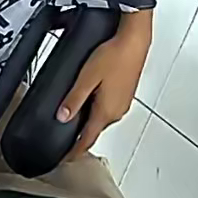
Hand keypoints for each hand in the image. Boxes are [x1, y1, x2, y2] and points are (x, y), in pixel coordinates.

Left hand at [58, 11, 150, 159]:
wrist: (135, 40)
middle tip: (65, 134)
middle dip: (80, 135)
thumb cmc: (115, 55)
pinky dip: (99, 109)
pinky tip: (93, 96)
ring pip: (102, 118)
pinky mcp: (126, 93)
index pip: (86, 141)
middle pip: (94, 130)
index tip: (64, 158)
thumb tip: (62, 117)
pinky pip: (110, 108)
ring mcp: (123, 102)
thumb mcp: (88, 77)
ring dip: (90, 120)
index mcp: (106, 112)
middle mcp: (117, 111)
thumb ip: (74, 99)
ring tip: (76, 112)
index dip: (73, 152)